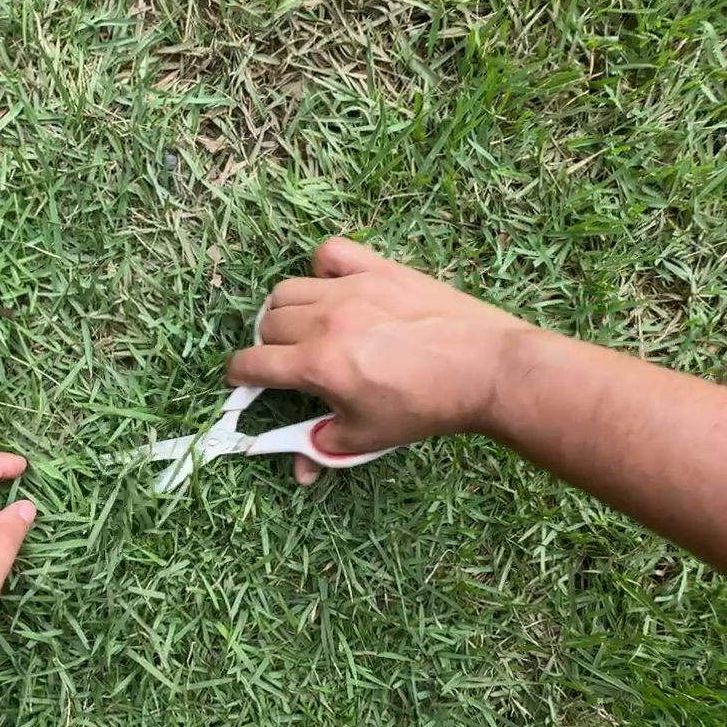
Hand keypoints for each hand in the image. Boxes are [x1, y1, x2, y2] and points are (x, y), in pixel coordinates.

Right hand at [227, 238, 536, 483]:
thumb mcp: (368, 436)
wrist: (488, 371)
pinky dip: (321, 268)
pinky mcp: (378, 269)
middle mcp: (325, 322)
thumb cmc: (426, 408)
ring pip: (287, 290)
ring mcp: (351, 290)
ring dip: (285, 311)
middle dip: (267, 346)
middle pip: (266, 324)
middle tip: (288, 361)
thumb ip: (322, 448)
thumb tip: (299, 472)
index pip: (252, 363)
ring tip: (306, 327)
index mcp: (318, 365)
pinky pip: (330, 254)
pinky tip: (334, 288)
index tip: (244, 380)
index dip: (239, 375)